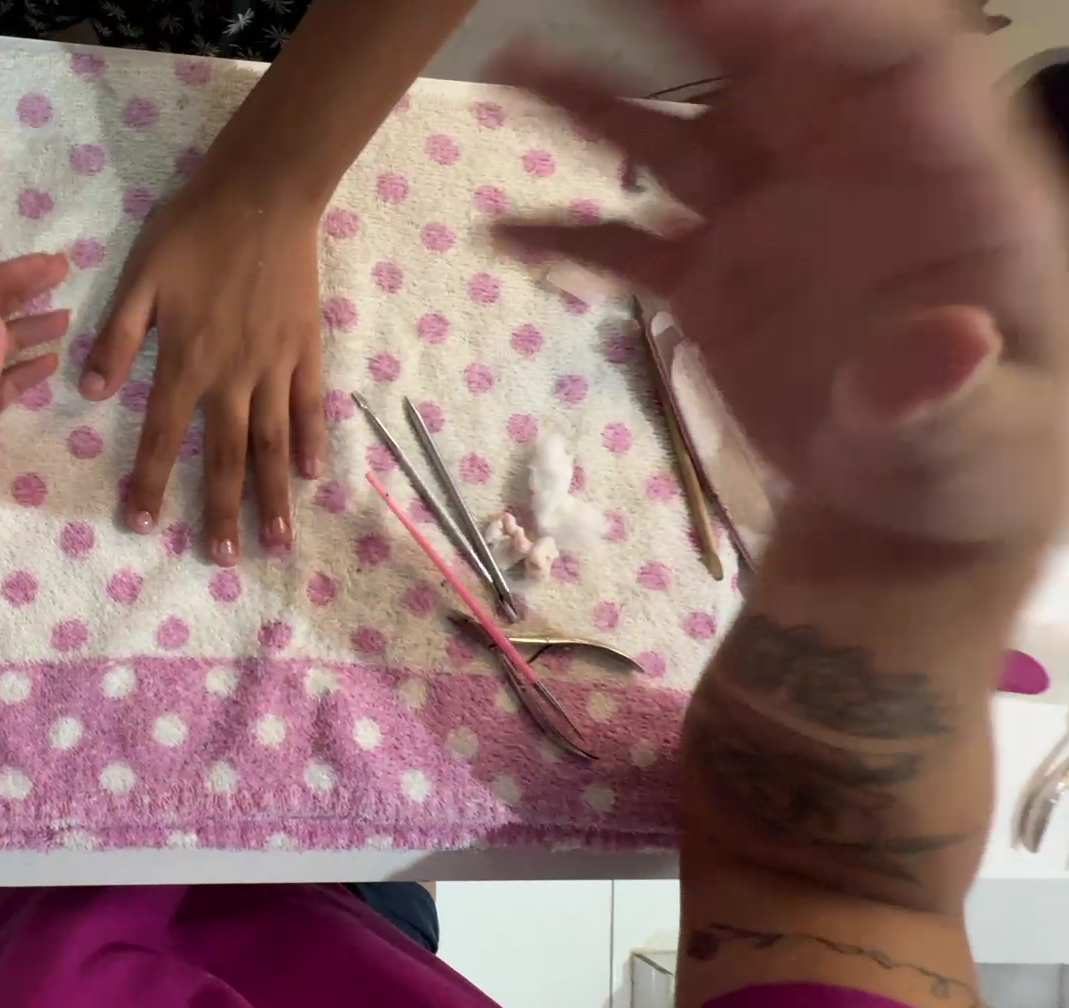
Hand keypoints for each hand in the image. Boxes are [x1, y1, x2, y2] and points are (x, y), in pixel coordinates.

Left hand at [81, 175, 326, 566]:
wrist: (263, 191)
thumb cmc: (193, 233)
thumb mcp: (139, 277)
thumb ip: (117, 337)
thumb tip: (89, 391)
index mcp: (184, 363)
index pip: (161, 438)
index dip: (150, 484)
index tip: (142, 526)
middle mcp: (231, 378)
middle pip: (224, 457)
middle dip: (221, 511)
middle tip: (223, 559)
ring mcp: (274, 367)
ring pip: (272, 443)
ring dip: (273, 495)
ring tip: (277, 542)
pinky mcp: (306, 351)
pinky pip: (310, 405)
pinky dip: (312, 442)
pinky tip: (313, 476)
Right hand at [496, 0, 1068, 542]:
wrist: (896, 487)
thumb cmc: (965, 459)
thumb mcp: (975, 440)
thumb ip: (946, 395)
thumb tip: (936, 350)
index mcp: (938, 186)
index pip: (876, 63)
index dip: (794, 19)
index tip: (688, 2)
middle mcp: (842, 183)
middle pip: (758, 80)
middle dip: (674, 35)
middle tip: (585, 7)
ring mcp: (763, 231)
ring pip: (673, 148)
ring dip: (595, 112)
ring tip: (512, 81)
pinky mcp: (707, 282)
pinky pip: (627, 244)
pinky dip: (567, 234)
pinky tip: (505, 231)